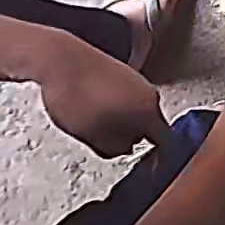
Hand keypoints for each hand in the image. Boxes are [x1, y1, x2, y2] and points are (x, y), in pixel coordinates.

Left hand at [29, 31, 169, 157]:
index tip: (149, 167)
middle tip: (110, 145)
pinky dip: (115, 107)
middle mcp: (149, 94)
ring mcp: (138, 80)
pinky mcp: (123, 72)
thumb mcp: (91, 135)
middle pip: (151, 125)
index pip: (165, 141)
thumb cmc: (75, 96)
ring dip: (122, 121)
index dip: (158, 158)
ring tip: (94, 125)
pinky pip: (127, 97)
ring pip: (137, 110)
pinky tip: (91, 108)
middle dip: (134, 137)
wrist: (59, 58)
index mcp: (149, 112)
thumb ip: (115, 148)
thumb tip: (126, 148)